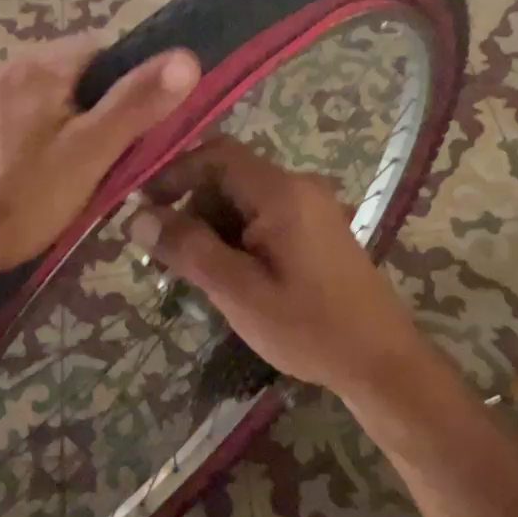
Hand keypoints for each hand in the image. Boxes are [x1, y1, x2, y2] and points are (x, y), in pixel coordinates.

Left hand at [0, 35, 199, 283]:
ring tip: (61, 176)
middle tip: (102, 160)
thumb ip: (137, 103)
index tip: (137, 127)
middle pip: (71, 73)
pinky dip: (22, 139)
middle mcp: (3, 64)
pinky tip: (17, 180)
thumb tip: (188, 56)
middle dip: (93, 108)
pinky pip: (5, 118)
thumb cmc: (16, 197)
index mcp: (41, 63)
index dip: (131, 83)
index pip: (106, 48)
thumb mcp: (89, 154)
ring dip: (57, 124)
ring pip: (37, 98)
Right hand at [128, 137, 430, 398]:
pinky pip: (263, 217)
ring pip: (243, 200)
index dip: (174, 173)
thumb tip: (136, 217)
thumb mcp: (238, 291)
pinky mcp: (316, 229)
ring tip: (191, 275)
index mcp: (281, 192)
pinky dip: (236, 238)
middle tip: (162, 255)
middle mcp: (297, 186)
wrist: (381, 362)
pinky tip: (226, 278)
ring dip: (211, 228)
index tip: (142, 207)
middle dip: (190, 209)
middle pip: (227, 177)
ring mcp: (311, 207)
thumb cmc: (308, 327)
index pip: (216, 154)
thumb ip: (188, 248)